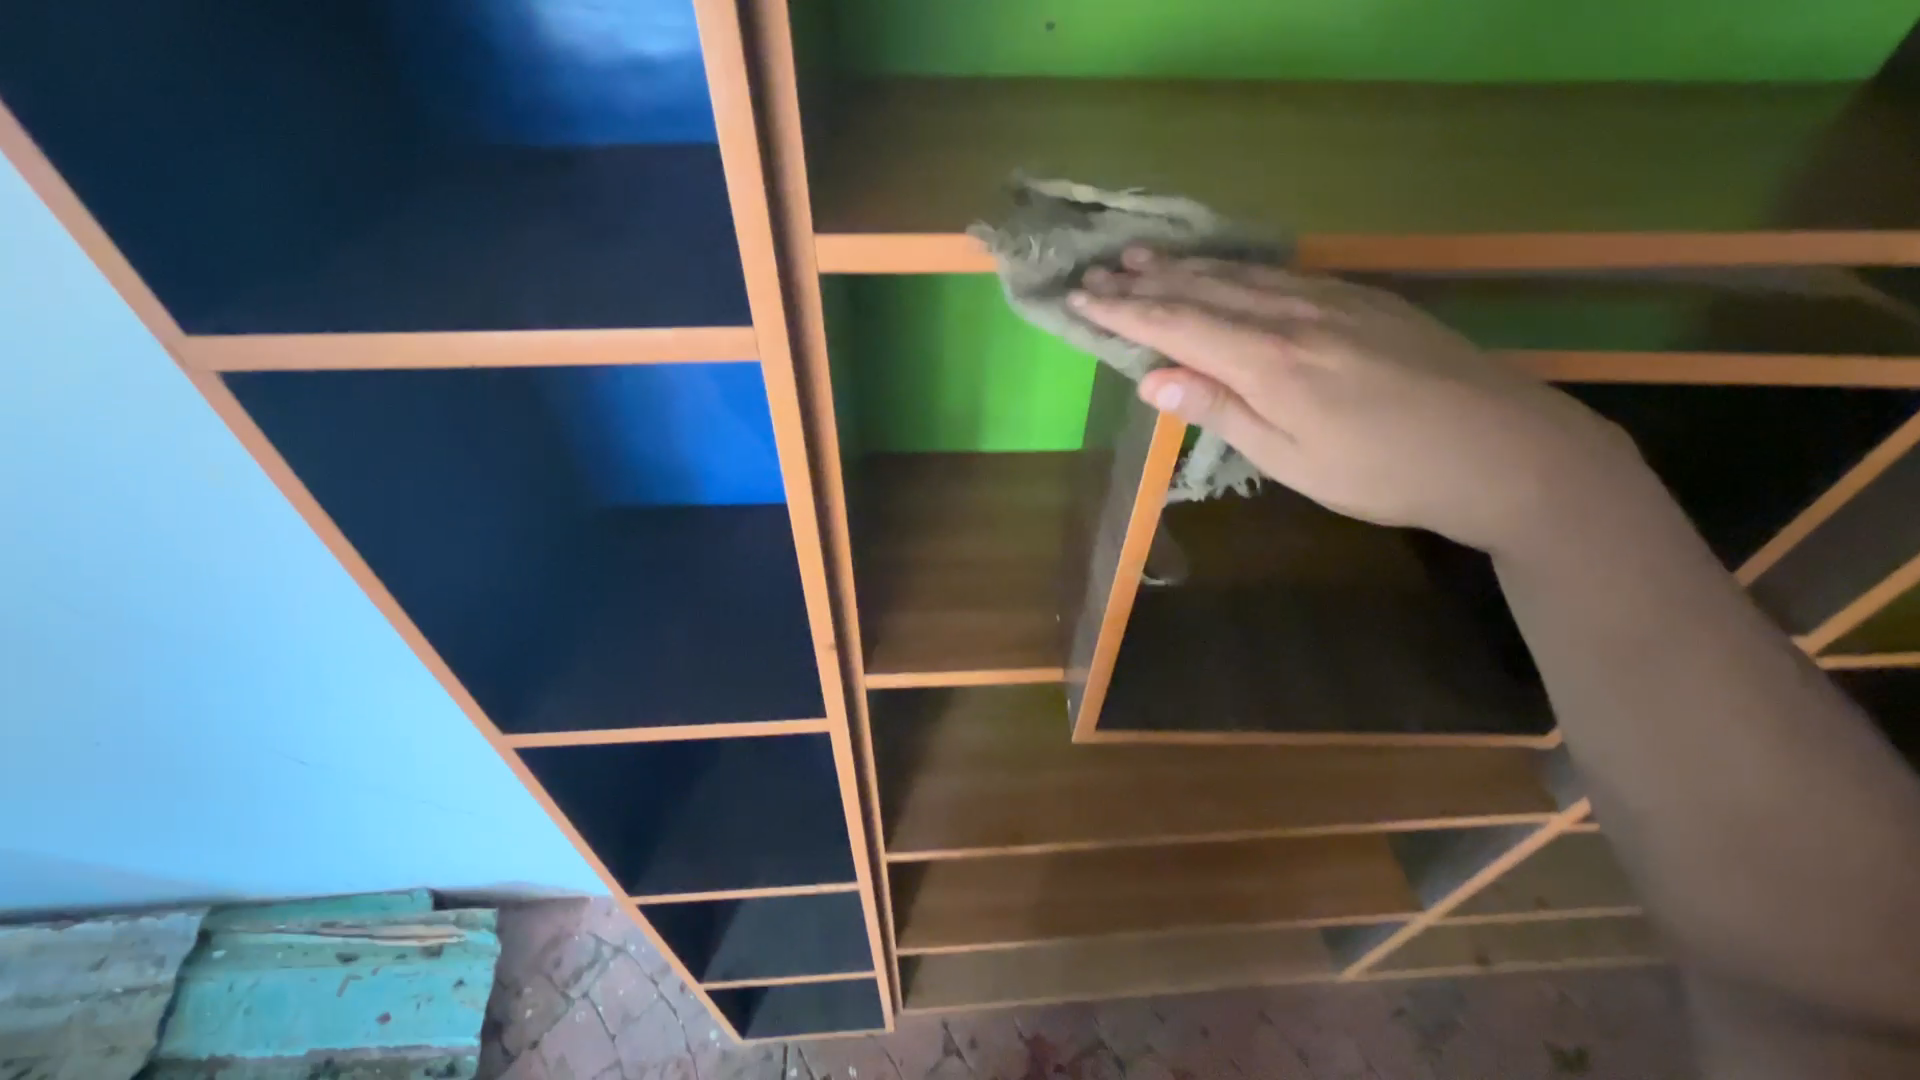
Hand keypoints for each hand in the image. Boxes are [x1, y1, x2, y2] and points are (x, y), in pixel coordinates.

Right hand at [1072, 250, 1647, 557]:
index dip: (1125, 311)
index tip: (1081, 297)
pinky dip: (1238, 269)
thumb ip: (1222, 411)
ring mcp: (1334, 301)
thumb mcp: (1293, 460)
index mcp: (1270, 362)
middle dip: (1146, 282)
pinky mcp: (1364, 299)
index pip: (1179, 326)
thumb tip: (1151, 377)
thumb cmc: (1385, 474)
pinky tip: (1227, 270)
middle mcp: (1295, 317)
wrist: (1502, 449)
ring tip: (1144, 256)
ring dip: (1188, 267)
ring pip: (1244, 275)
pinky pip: (1282, 275)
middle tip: (1099, 269)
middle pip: (1206, 290)